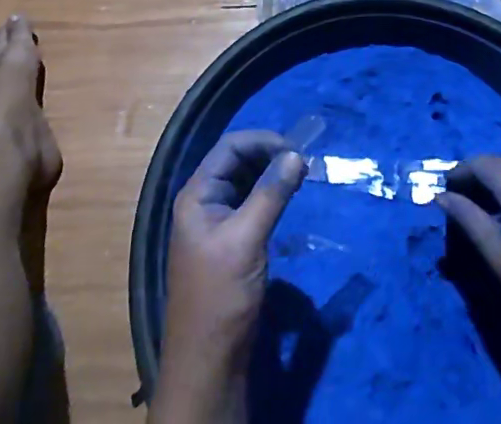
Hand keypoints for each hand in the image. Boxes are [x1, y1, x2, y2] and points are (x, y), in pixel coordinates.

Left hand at [154, 131, 303, 421]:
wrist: (208, 359)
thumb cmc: (221, 295)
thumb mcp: (247, 240)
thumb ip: (270, 194)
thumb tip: (296, 155)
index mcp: (197, 194)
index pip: (229, 148)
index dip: (262, 141)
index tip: (297, 149)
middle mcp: (203, 201)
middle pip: (236, 162)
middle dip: (268, 156)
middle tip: (304, 164)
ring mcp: (215, 222)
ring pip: (244, 184)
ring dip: (270, 176)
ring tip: (301, 177)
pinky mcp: (229, 242)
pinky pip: (249, 206)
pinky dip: (269, 198)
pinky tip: (288, 200)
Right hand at [438, 155, 500, 333]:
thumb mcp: (493, 250)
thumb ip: (465, 216)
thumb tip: (440, 196)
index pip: (482, 164)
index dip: (458, 172)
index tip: (441, 190)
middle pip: (498, 164)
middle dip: (472, 174)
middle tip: (453, 196)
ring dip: (489, 181)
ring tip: (470, 205)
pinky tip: (496, 212)